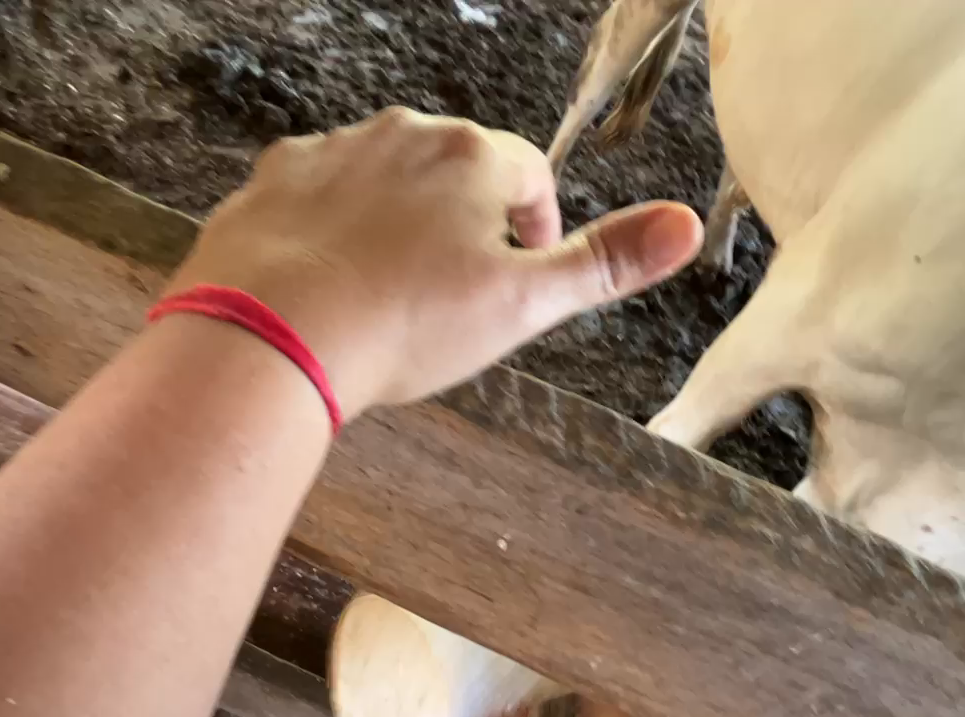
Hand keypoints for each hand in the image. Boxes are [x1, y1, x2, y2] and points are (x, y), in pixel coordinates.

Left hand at [164, 108, 703, 418]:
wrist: (277, 335)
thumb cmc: (408, 323)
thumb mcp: (523, 305)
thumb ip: (604, 264)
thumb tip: (688, 225)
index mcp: (471, 157)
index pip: (528, 174)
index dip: (535, 224)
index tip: (521, 273)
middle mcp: (401, 133)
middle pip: (456, 172)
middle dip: (466, 225)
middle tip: (454, 295)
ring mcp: (332, 151)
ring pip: (388, 181)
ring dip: (401, 224)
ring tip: (393, 294)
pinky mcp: (276, 179)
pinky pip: (323, 194)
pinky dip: (337, 228)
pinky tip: (336, 279)